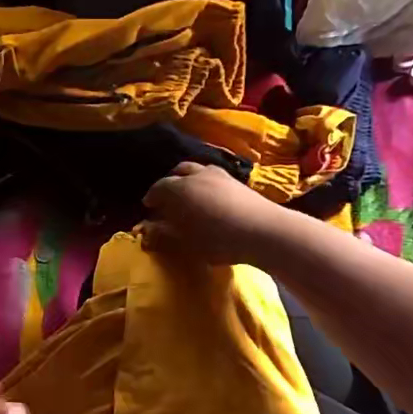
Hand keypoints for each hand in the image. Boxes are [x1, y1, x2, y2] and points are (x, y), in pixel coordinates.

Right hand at [141, 162, 290, 265]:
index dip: (151, 198)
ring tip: (189, 196)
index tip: (148, 208)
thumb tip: (148, 228)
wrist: (264, 230)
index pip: (158, 189)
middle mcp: (197, 175)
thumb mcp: (187, 243)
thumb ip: (165, 234)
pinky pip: (214, 176)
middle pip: (178, 172)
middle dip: (169, 184)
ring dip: (189, 180)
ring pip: (197, 170)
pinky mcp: (237, 181)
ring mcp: (219, 175)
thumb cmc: (219, 240)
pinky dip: (206, 183)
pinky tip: (211, 197)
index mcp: (179, 189)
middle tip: (167, 199)